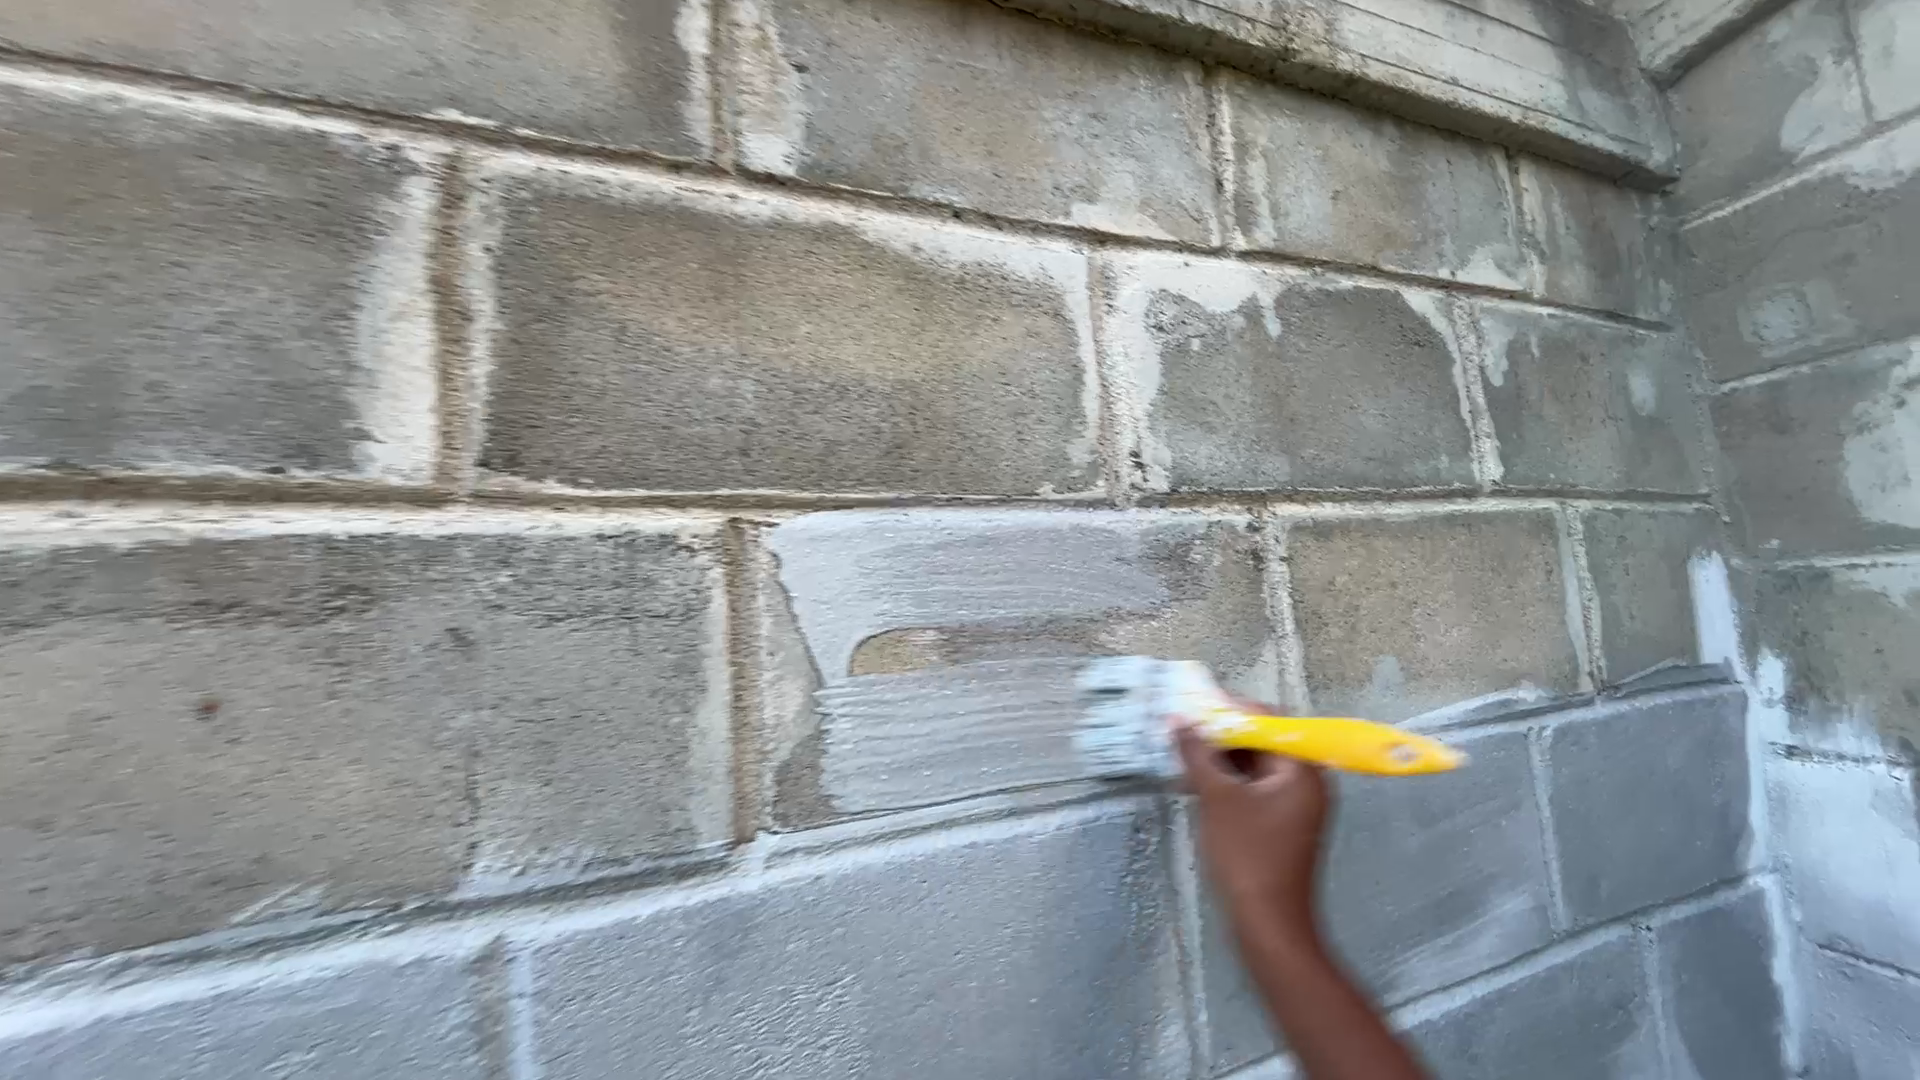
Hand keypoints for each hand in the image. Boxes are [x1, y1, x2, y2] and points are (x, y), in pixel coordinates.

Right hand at [1174, 718, 1331, 939]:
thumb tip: (1178, 720)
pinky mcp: (1281, 823)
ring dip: (1221, 756)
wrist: (1267, 924)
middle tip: (1182, 727)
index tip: (1191, 705)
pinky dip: (1227, 779)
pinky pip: (1253, 787)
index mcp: (1302, 769)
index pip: (1266, 720)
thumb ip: (1197, 753)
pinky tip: (1195, 779)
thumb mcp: (1216, 797)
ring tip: (1183, 751)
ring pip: (1254, 765)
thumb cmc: (1247, 854)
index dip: (1228, 709)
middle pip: (1262, 740)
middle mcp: (1306, 781)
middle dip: (1221, 733)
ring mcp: (1295, 804)